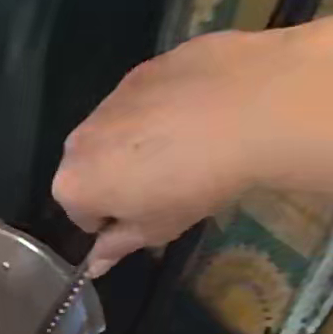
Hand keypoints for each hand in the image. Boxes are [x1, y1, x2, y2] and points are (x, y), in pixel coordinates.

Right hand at [53, 29, 277, 274]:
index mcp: (72, 185)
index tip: (148, 215)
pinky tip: (203, 111)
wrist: (260, 106)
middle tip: (167, 182)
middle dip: (117, 177)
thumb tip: (93, 267)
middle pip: (92, 168)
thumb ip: (117, 246)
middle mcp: (78, 140)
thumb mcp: (157, 229)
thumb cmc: (197, 184)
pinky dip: (165, 106)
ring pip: (116, 130)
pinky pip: (146, 96)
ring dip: (138, 141)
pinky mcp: (147, 66)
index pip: (82, 215)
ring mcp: (111, 98)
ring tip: (189, 144)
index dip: (115, 220)